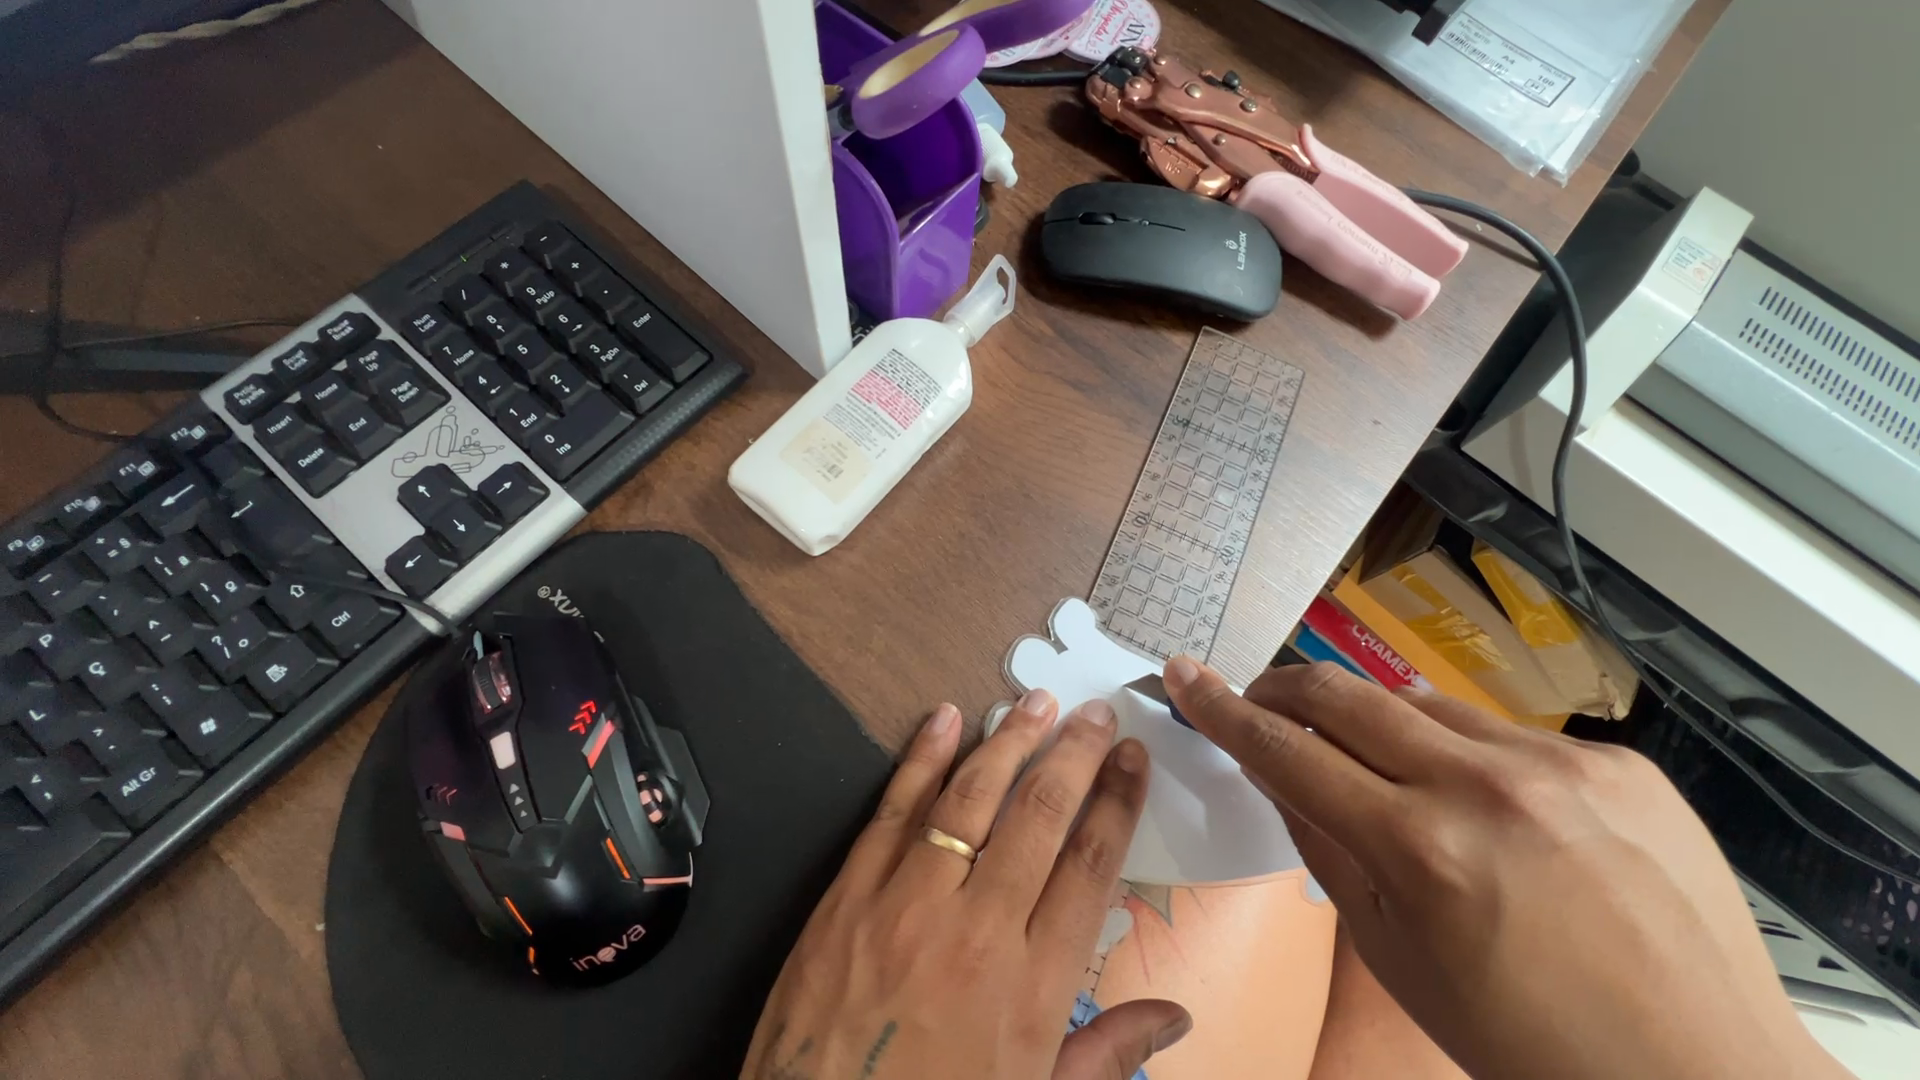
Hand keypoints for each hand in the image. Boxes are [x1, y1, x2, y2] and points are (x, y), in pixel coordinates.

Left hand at [740, 693, 1190, 1079]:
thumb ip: (1105, 1054)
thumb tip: (1176, 1015)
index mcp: (1032, 984)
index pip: (1089, 865)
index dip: (1116, 802)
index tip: (1132, 759)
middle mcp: (977, 929)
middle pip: (1037, 817)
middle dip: (1073, 755)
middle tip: (1094, 713)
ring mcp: (906, 903)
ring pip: (969, 799)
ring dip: (1007, 743)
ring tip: (1034, 703)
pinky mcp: (848, 895)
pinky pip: (893, 812)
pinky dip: (920, 760)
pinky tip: (943, 720)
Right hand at [1163, 657, 1846, 1079]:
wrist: (1700, 1075)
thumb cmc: (1514, 1034)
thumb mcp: (1388, 949)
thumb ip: (1321, 843)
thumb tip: (1274, 769)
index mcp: (1419, 849)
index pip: (1287, 751)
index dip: (1224, 710)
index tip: (1186, 675)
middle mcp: (1484, 785)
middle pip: (1344, 694)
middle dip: (1283, 687)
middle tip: (1260, 700)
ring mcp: (1558, 763)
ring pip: (1419, 701)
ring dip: (1374, 721)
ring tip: (1381, 767)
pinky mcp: (1612, 759)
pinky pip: (1500, 730)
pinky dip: (1461, 752)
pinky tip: (1486, 803)